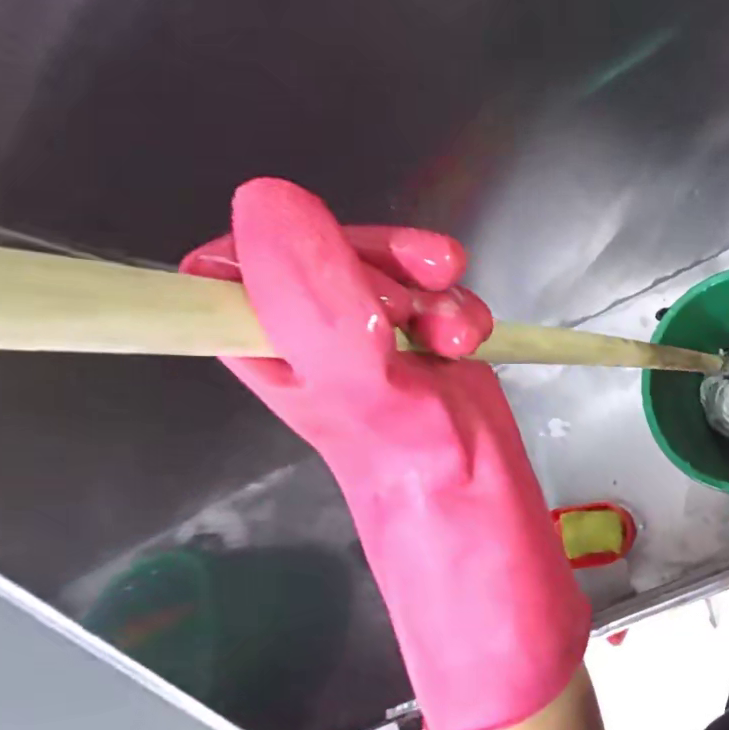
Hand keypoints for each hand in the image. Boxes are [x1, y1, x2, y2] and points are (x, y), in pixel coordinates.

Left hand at [182, 178, 588, 729]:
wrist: (498, 531)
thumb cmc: (430, 489)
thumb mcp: (373, 402)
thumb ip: (323, 315)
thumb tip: (269, 197)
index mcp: (269, 357)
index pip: (230, 265)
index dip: (290, 251)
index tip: (353, 281)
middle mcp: (316, 344)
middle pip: (320, 251)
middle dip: (379, 259)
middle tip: (420, 290)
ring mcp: (379, 345)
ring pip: (386, 270)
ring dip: (431, 285)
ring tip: (459, 331)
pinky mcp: (431, 348)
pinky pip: (437, 297)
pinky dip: (461, 306)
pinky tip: (474, 339)